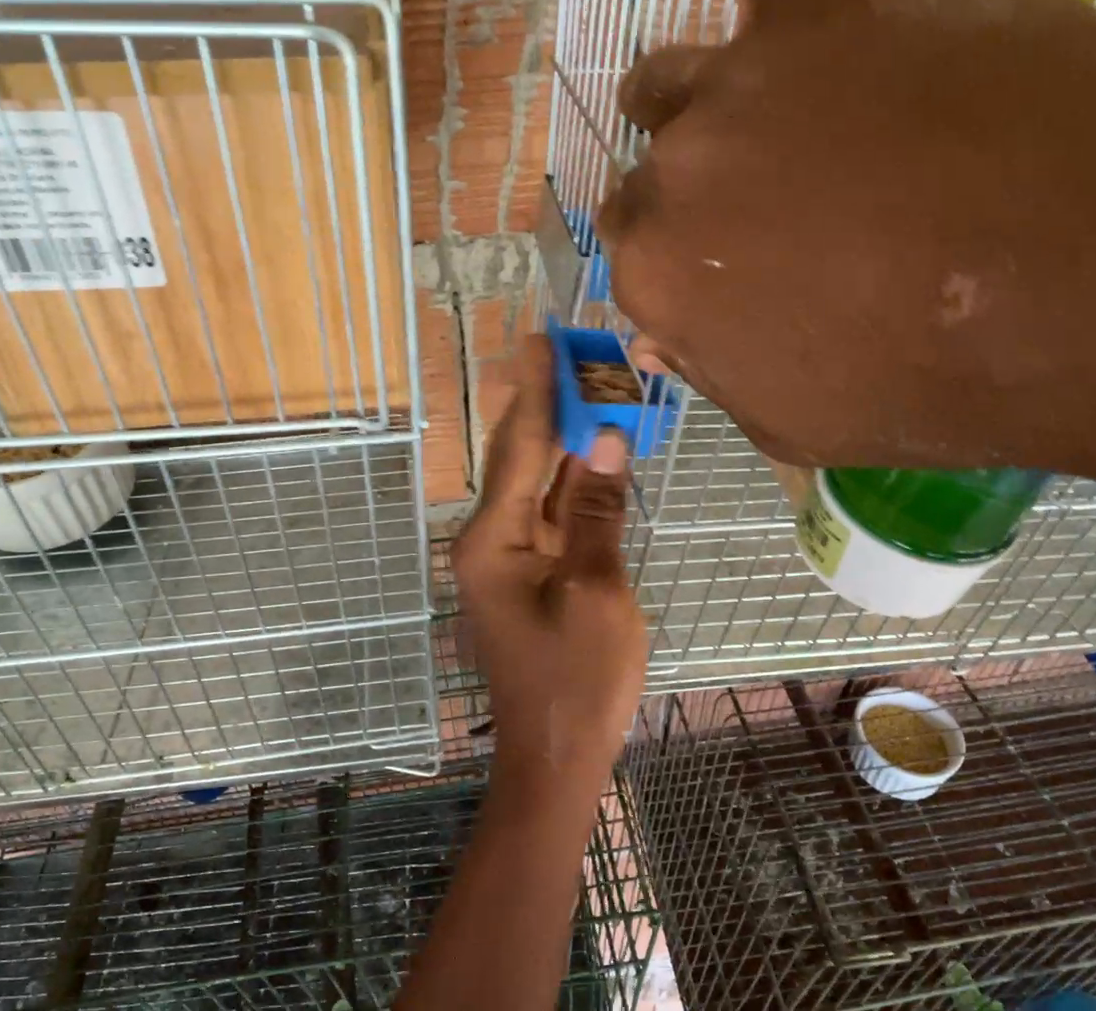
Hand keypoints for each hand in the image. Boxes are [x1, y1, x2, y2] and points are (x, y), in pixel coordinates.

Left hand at [451, 336, 648, 771]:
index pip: (520, 448)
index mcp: (492, 539)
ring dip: (564, 444)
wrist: (557, 755)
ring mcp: (510, 561)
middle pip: (521, 459)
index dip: (536, 393)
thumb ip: (598, 512)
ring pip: (538, 487)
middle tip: (567, 352)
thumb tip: (605, 440)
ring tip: (586, 389)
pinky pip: (552, 518)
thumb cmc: (577, 678)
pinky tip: (595, 457)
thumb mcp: (596, 590)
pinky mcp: (532, 578)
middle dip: (546, 407)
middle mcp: (491, 541)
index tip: (539, 340)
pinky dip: (574, 487)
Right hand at [600, 0, 1095, 473]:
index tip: (729, 276)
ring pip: (670, 80)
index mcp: (658, 277)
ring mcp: (741, 76)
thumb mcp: (799, 423)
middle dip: (691, 199)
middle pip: (652, 176)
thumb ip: (716, 373)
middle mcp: (672, 173)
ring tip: (755, 112)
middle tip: (764, 209)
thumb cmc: (936, 381)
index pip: (638, 263)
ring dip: (693, 104)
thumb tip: (664, 336)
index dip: (685, 271)